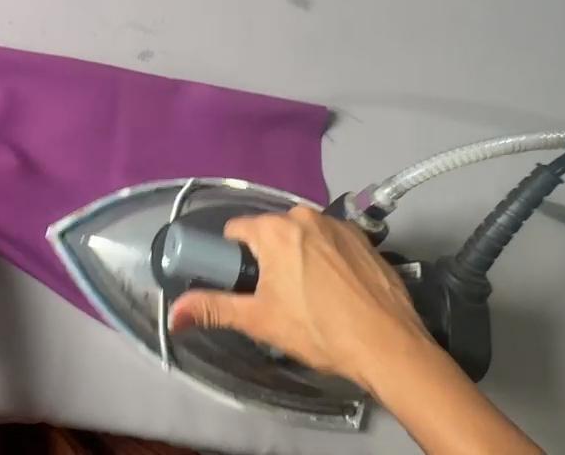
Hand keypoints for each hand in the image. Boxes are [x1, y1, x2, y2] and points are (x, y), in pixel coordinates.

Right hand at [169, 206, 430, 390]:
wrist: (390, 347)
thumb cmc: (319, 331)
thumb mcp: (260, 321)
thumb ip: (214, 309)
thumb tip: (174, 312)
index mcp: (273, 229)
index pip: (236, 231)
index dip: (235, 258)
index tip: (247, 283)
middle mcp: (303, 216)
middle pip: (270, 232)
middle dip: (269, 258)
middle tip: (279, 296)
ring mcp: (337, 225)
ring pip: (302, 236)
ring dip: (299, 256)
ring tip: (312, 295)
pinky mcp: (364, 239)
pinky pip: (331, 241)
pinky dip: (329, 257)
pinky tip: (338, 289)